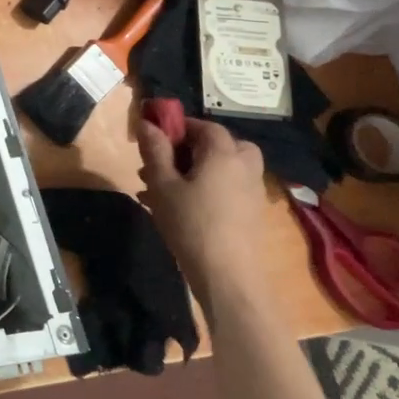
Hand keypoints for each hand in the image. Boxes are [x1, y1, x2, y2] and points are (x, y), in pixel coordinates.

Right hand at [138, 115, 269, 306]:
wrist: (227, 274)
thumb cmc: (190, 222)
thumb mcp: (162, 183)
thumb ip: (155, 150)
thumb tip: (147, 123)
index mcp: (224, 155)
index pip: (206, 126)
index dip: (181, 125)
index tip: (155, 135)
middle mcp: (244, 168)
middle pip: (226, 145)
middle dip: (197, 146)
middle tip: (168, 159)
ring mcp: (251, 192)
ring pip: (226, 168)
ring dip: (199, 168)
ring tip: (164, 186)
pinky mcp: (251, 213)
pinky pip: (228, 187)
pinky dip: (208, 186)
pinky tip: (179, 206)